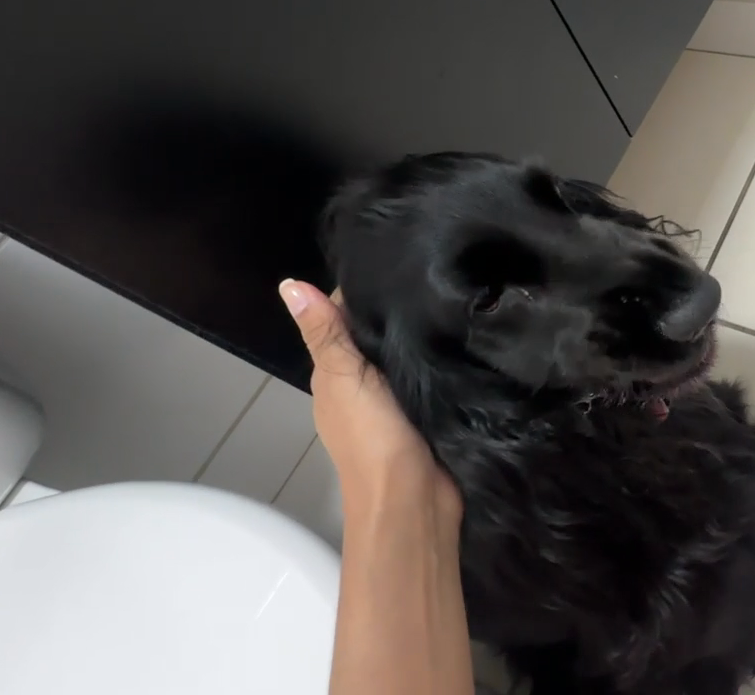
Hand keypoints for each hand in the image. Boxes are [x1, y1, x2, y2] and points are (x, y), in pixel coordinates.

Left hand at [278, 280, 458, 530]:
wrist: (413, 500)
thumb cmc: (372, 438)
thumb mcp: (344, 378)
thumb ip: (326, 334)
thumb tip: (289, 284)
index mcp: (335, 373)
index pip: (344, 315)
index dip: (363, 286)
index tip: (395, 253)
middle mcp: (364, 380)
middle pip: (378, 330)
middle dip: (399, 302)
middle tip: (436, 262)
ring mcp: (398, 395)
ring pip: (408, 347)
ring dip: (423, 325)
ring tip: (455, 283)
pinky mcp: (431, 403)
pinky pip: (434, 366)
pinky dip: (443, 348)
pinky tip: (465, 326)